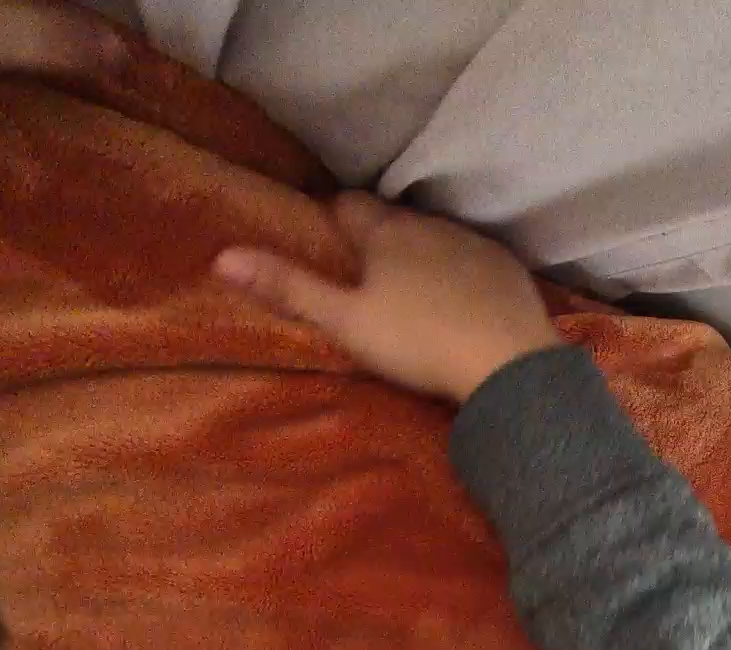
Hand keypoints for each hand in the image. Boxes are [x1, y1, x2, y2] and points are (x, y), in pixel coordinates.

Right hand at [214, 192, 563, 402]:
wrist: (507, 362)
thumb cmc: (419, 343)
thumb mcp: (347, 322)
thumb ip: (290, 289)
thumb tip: (221, 256)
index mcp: (386, 234)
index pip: (349, 206)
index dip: (335, 221)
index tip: (331, 243)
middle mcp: (431, 226)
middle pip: (395, 220)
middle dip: (380, 236)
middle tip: (371, 271)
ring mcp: (475, 244)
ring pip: (438, 236)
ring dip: (424, 252)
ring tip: (418, 287)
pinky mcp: (509, 268)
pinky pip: (477, 258)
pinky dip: (465, 271)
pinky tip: (466, 299)